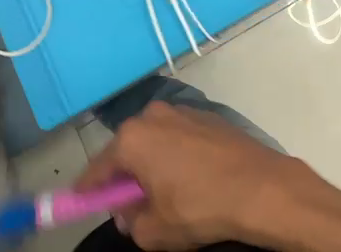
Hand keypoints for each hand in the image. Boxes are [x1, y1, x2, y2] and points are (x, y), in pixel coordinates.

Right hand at [73, 101, 315, 250]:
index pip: (97, 169)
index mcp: (133, 138)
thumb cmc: (200, 207)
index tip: (81, 203)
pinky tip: (188, 179)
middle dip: (123, 177)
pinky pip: (178, 137)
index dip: (88, 190)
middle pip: (126, 149)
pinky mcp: (207, 116)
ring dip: (151, 164)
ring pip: (154, 141)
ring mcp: (183, 110)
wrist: (260, 186)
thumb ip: (130, 221)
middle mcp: (154, 115)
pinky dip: (175, 155)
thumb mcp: (154, 229)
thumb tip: (129, 211)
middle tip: (129, 206)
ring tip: (163, 194)